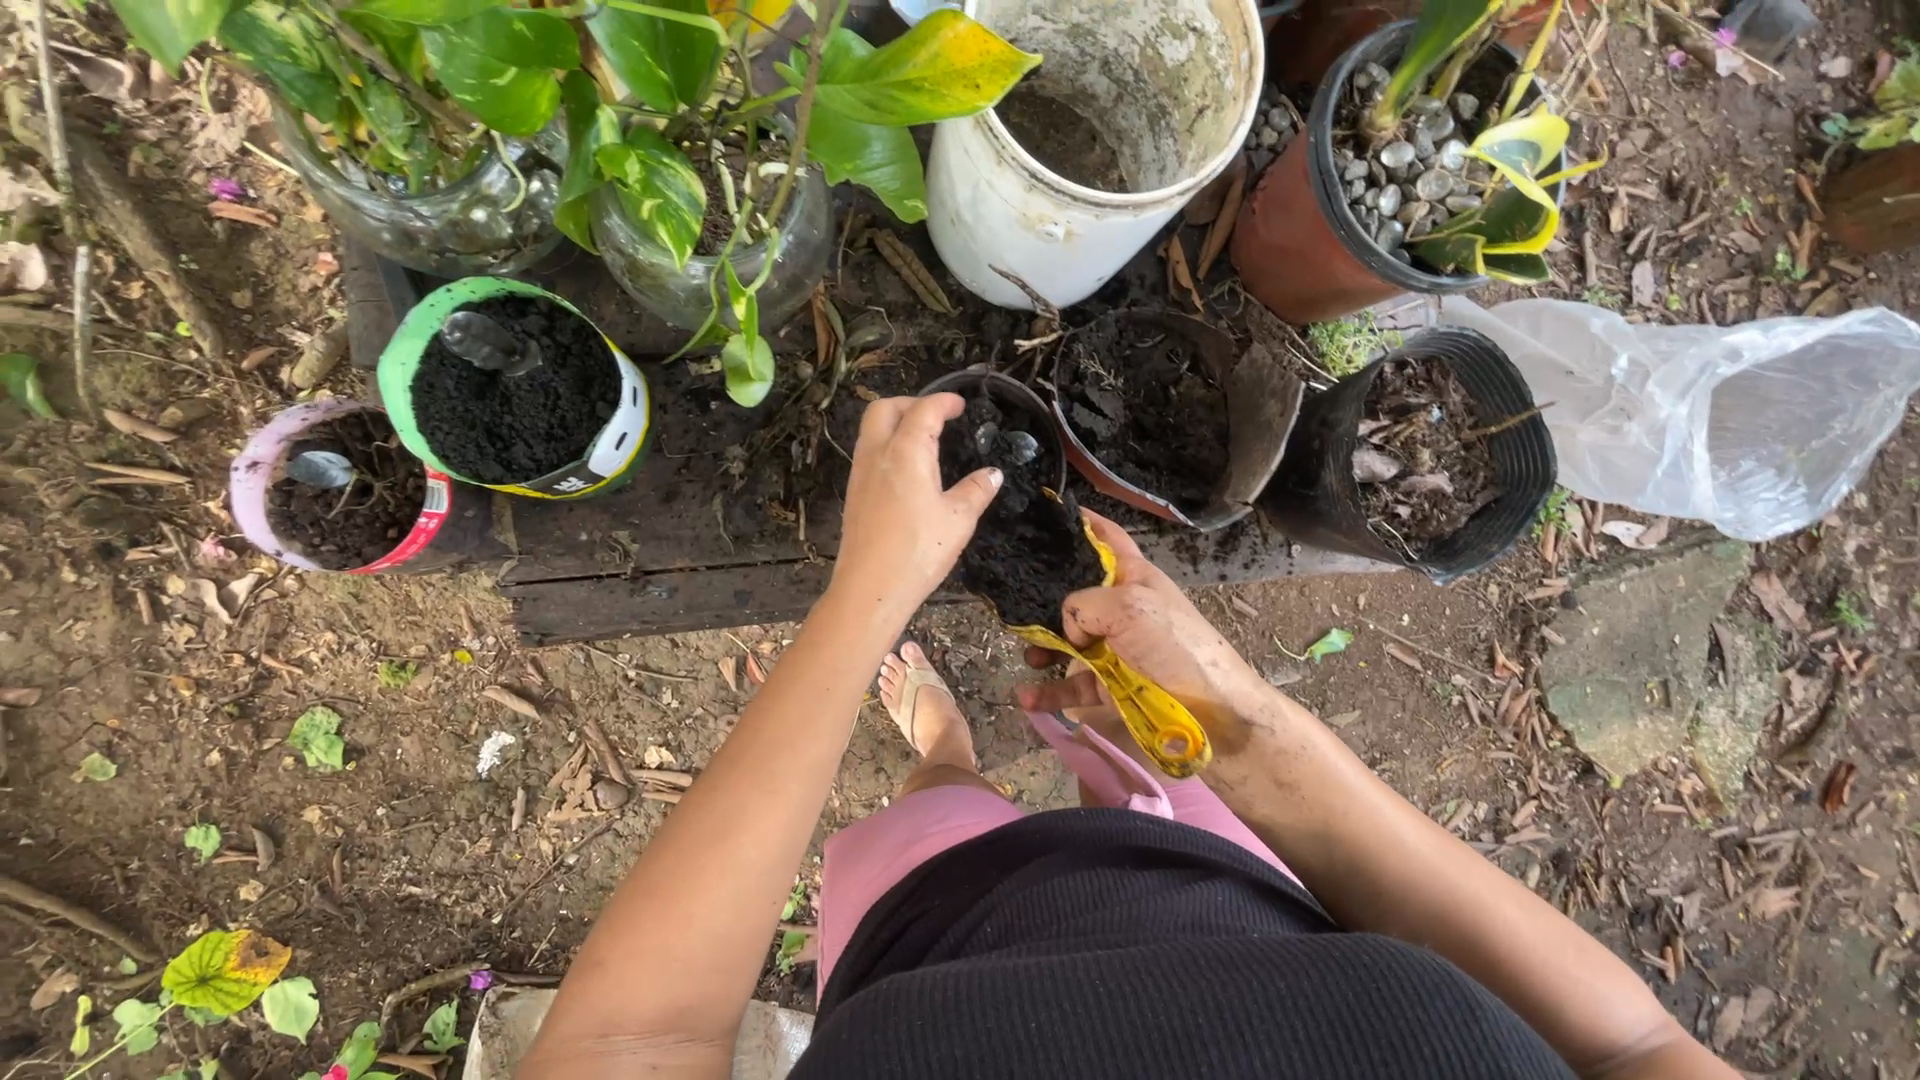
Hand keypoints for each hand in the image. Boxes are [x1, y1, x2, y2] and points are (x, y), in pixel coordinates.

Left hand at [828, 394, 1001, 619]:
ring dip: (894, 423)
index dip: (943, 402)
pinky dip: (886, 446)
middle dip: (910, 403)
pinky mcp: (854, 495)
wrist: (870, 588)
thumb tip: (993, 474)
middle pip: (884, 409)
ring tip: (922, 439)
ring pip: (871, 431)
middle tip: (936, 416)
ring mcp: (860, 475)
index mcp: (906, 452)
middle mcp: (877, 455)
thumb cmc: (918, 551)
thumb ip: (976, 491)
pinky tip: (906, 470)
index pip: (923, 411)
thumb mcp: (958, 520)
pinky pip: (868, 454)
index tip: (959, 405)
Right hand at [1016, 511, 1264, 723]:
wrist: (1211, 710)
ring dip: (1040, 649)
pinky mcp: (1108, 685)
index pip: (1106, 539)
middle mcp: (1120, 609)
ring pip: (1065, 643)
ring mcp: (1113, 648)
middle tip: (1013, 600)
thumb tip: (1068, 630)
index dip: (1083, 523)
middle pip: (1074, 594)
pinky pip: (1070, 686)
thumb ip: (1084, 605)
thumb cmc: (1175, 645)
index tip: (1050, 516)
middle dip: (1044, 598)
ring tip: (1027, 656)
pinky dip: (1047, 692)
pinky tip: (1026, 697)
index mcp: (1133, 577)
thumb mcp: (1129, 606)